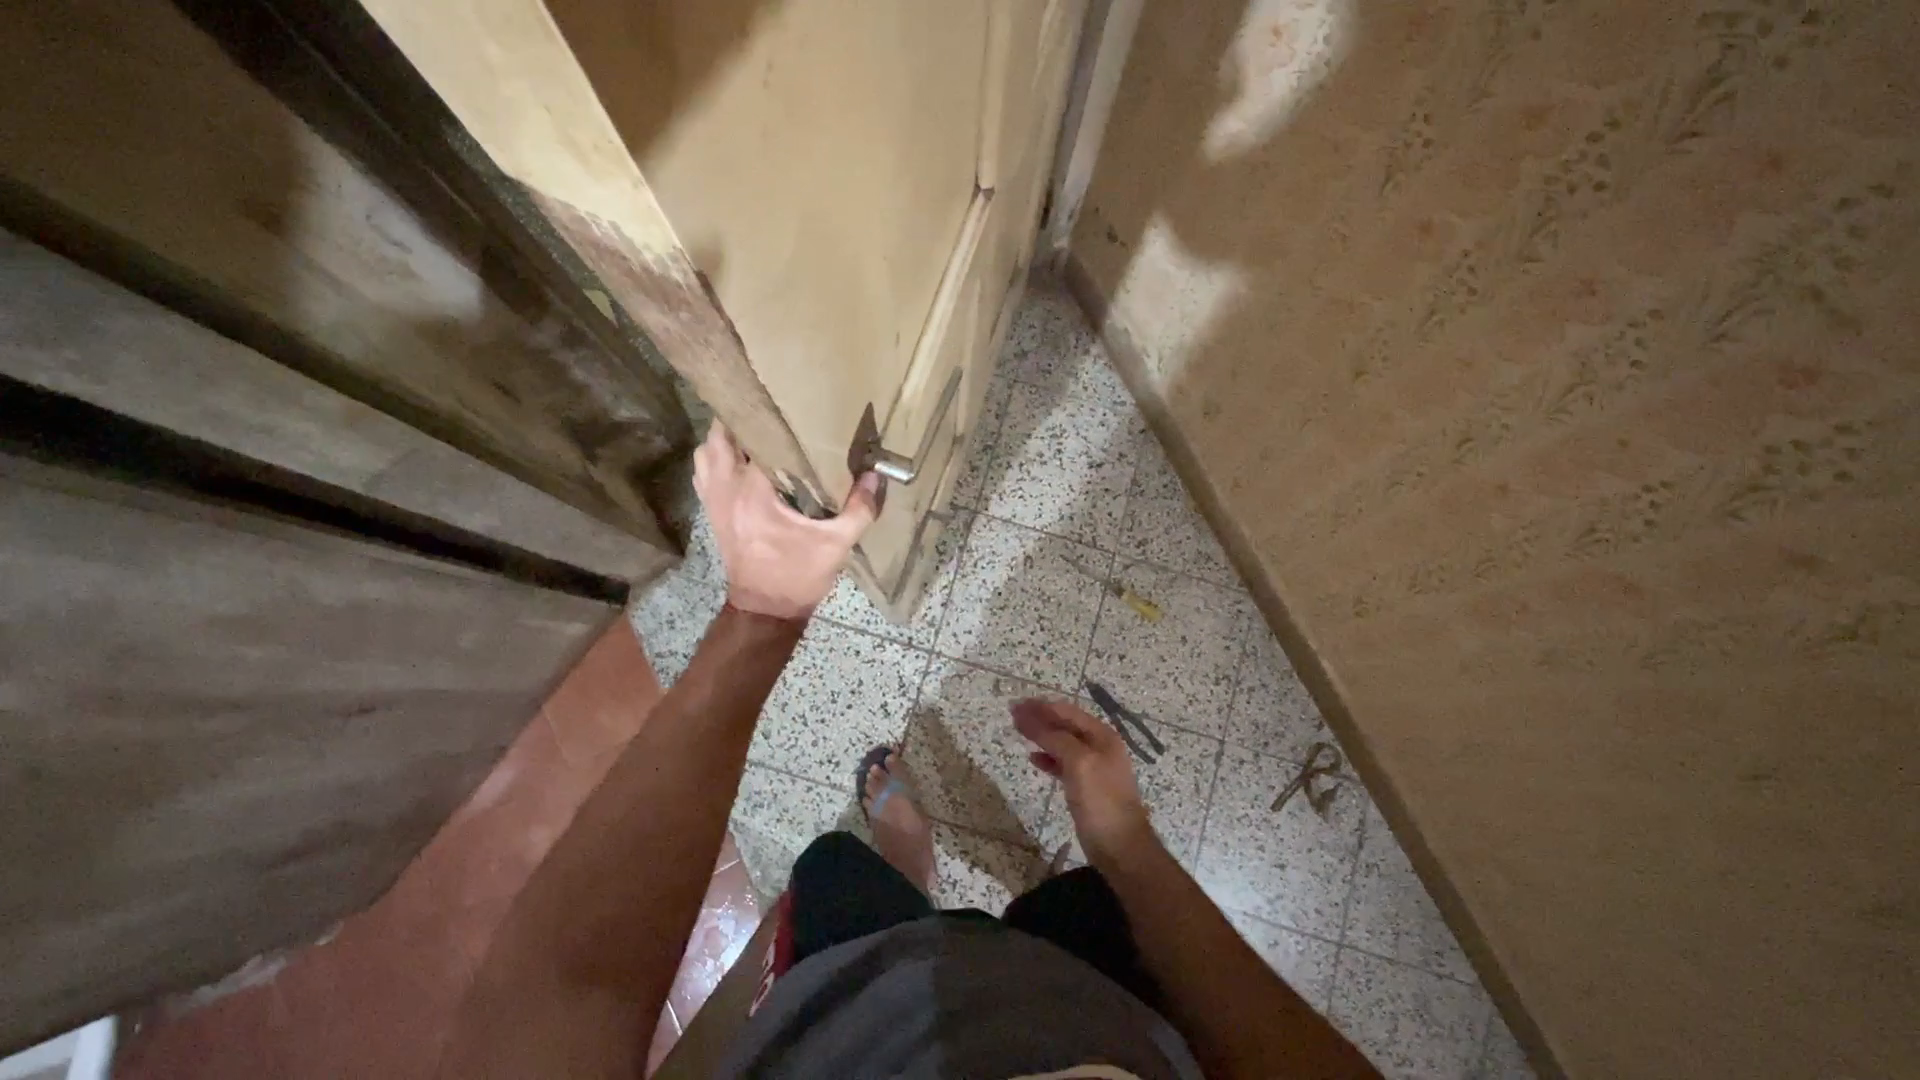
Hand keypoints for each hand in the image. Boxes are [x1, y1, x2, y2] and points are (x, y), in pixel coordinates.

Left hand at [692, 423, 879, 619]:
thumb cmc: (798, 576)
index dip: (764, 419)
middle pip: (718, 439)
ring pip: (705, 455)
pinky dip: (716, 462)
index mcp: (753, 494)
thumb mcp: (836, 545)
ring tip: (753, 436)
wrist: (766, 610)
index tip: (784, 406)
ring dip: (723, 442)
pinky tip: (741, 463)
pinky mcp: (713, 514)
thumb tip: (876, 477)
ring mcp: (714, 503)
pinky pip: (704, 474)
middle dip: (738, 423)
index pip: (749, 440)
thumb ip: (859, 510)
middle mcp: (726, 492)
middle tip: (768, 417)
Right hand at [1013, 698, 1153, 865]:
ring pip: (1063, 744)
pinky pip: (1063, 764)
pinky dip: (1048, 758)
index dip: (1041, 706)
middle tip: (1013, 714)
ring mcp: (1093, 768)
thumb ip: (1055, 739)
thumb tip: (1030, 718)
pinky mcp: (1085, 787)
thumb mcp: (1079, 763)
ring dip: (1042, 736)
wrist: (1120, 846)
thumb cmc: (1101, 801)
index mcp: (1102, 736)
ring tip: (1018, 732)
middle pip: (1065, 725)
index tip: (1016, 704)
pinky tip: (1034, 758)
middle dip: (1040, 718)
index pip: (1068, 712)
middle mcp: (1099, 747)